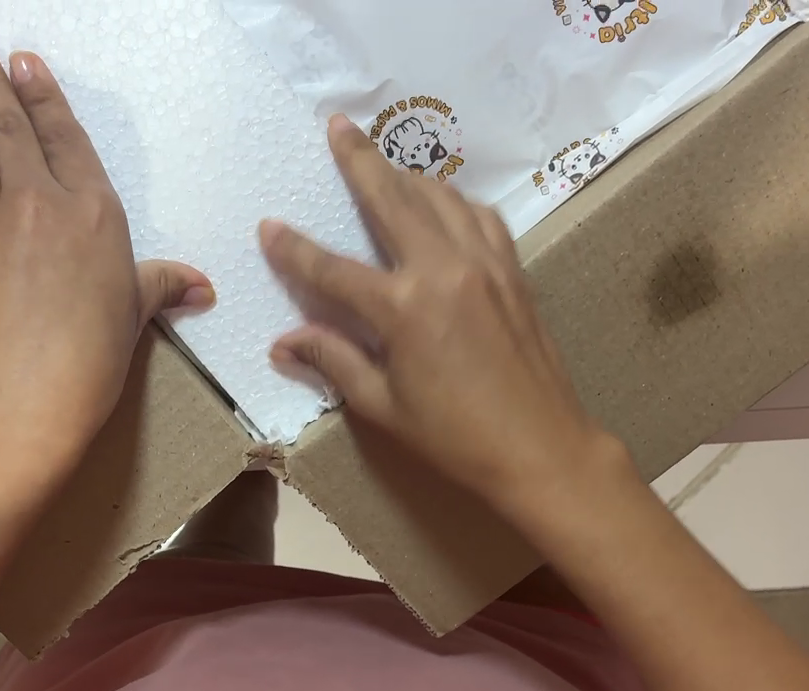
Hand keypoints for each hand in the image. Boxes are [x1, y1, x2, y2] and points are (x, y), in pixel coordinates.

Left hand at [0, 23, 211, 515]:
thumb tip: (202, 285)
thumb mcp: (134, 317)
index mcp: (93, 213)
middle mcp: (38, 197)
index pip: (67, 141)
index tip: (26, 65)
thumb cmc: (91, 361)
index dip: (45, 100)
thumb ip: (161, 286)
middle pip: (10, 126)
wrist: (25, 395)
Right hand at [259, 115, 627, 527]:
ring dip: (407, 174)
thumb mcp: (383, 407)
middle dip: (360, 160)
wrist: (540, 446)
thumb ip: (334, 361)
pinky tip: (442, 204)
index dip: (295, 250)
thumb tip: (283, 342)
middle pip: (391, 200)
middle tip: (338, 126)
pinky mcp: (512, 270)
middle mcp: (443, 269)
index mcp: (403, 309)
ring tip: (384, 162)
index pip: (333, 270)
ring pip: (440, 197)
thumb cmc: (454, 437)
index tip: (269, 227)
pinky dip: (453, 201)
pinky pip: (479, 216)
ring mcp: (484, 263)